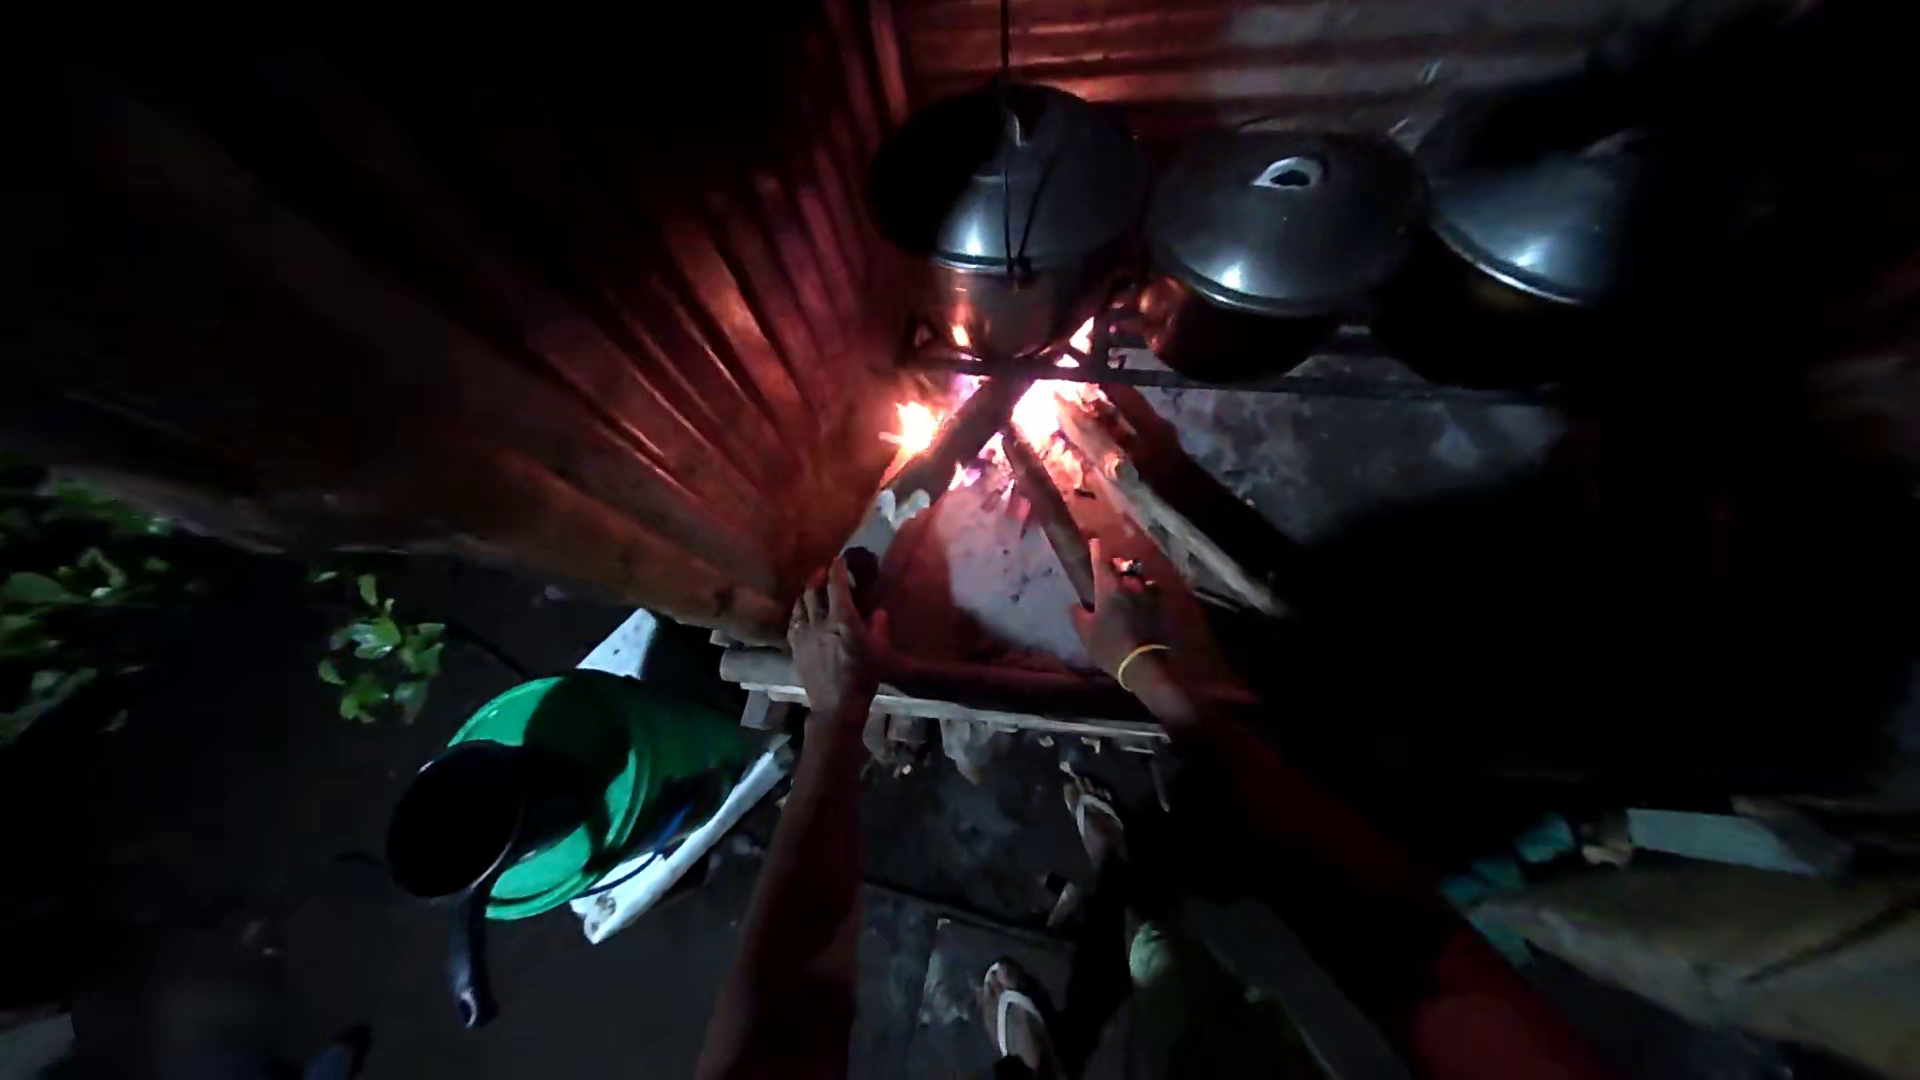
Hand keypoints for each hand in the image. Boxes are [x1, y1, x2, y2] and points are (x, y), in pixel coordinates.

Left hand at [788, 556, 885, 719]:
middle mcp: (820, 622)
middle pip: (813, 591)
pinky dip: (797, 611)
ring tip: (811, 587)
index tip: (839, 559)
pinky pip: (793, 622)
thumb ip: (879, 627)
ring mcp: (803, 634)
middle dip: (818, 576)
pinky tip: (800, 611)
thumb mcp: (879, 651)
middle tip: (823, 570)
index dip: (837, 569)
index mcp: (842, 620)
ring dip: (806, 591)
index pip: (836, 585)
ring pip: (800, 604)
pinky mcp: (795, 647)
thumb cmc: (863, 677)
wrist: (836, 705)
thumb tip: (878, 612)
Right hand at [1069, 537, 1164, 676]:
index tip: (1094, 540)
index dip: (1096, 550)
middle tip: (1108, 569)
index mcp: (1108, 588)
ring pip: (1138, 579)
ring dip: (1131, 579)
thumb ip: (1078, 615)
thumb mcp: (1086, 633)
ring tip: (1128, 585)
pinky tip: (1144, 599)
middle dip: (1114, 566)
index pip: (1100, 563)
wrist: (1144, 663)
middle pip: (1121, 568)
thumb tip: (1075, 605)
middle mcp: (1129, 585)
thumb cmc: (1109, 645)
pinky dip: (1146, 592)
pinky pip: (1152, 592)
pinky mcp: (1160, 607)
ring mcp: (1148, 595)